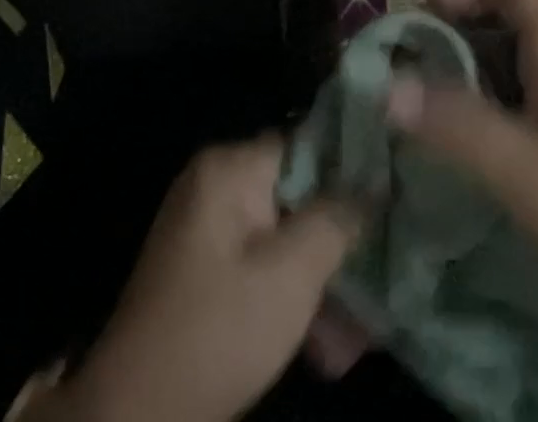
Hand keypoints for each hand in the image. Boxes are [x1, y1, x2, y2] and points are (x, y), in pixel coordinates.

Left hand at [40, 136, 359, 421]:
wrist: (138, 411)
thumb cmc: (219, 328)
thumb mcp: (292, 273)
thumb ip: (339, 217)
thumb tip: (377, 179)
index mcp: (229, 171)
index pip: (309, 142)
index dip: (357, 165)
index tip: (400, 191)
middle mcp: (217, 188)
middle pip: (302, 195)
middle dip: (345, 240)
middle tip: (389, 267)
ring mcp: (211, 231)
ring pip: (289, 238)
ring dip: (327, 281)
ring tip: (366, 328)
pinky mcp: (211, 271)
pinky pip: (268, 267)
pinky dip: (296, 298)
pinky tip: (332, 345)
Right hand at [385, 0, 537, 322]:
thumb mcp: (534, 176)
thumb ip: (463, 130)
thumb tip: (389, 87)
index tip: (427, 20)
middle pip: (503, 9)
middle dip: (448, 24)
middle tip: (404, 65)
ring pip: (502, 53)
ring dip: (455, 64)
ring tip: (411, 101)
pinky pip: (508, 93)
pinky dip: (471, 100)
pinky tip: (447, 140)